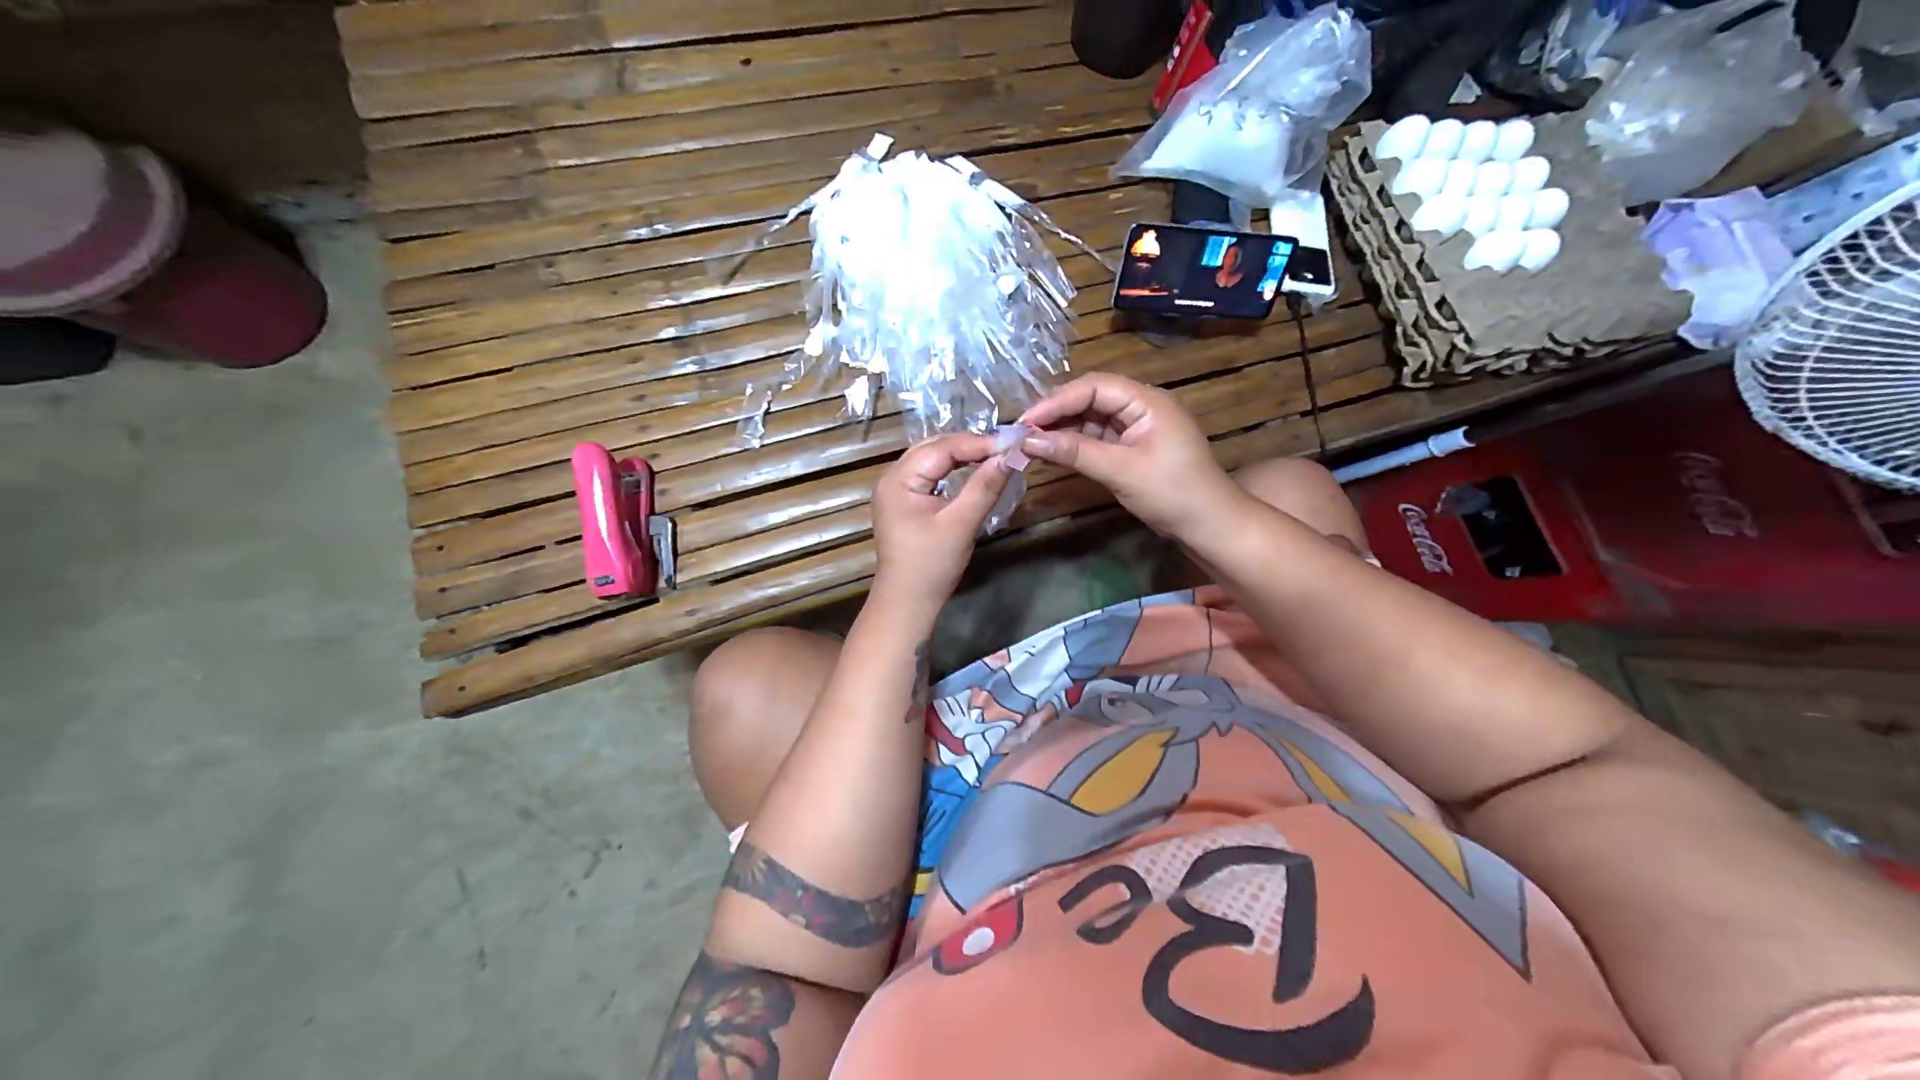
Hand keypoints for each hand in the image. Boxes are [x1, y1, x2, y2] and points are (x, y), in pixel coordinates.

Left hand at [870, 433, 1011, 620]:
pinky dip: (951, 468)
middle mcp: (891, 477)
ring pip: (932, 458)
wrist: (908, 601)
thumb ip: (984, 487)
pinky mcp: (902, 501)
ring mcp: (895, 489)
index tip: (1010, 444)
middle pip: (934, 447)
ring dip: (961, 455)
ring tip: (993, 455)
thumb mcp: (962, 524)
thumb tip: (1010, 456)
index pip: (942, 447)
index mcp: (899, 480)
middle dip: (970, 445)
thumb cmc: (932, 565)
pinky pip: (929, 473)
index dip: (978, 443)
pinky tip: (972, 470)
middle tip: (1004, 448)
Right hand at [1018, 372, 1246, 539]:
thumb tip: (1028, 440)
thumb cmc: (1172, 493)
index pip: (1093, 386)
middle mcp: (1140, 406)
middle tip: (1022, 431)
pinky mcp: (1131, 446)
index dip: (1056, 401)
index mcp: (1146, 400)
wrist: (1208, 525)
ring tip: (1029, 442)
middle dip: (1055, 413)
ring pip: (1090, 417)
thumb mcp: (1120, 471)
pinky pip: (1096, 437)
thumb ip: (1075, 452)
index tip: (1025, 421)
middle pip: (1089, 398)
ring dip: (1061, 429)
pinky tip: (1050, 452)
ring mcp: (1136, 426)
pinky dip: (1073, 444)